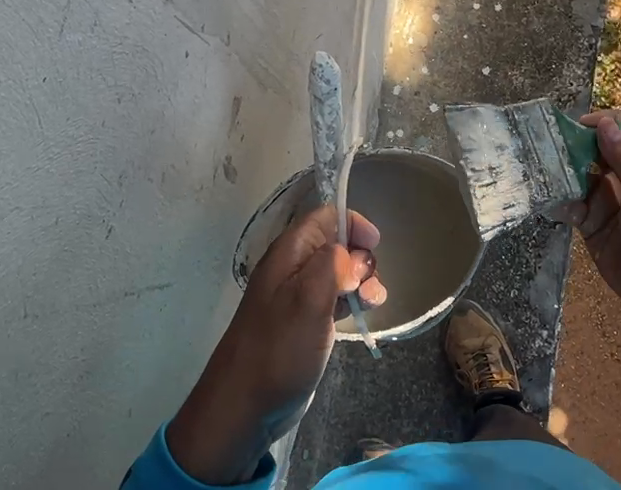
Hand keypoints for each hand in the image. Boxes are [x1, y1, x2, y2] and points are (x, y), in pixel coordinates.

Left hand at [168, 204, 384, 484]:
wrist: (245, 404)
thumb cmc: (278, 348)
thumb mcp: (308, 298)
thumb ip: (332, 264)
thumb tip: (350, 252)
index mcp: (289, 252)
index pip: (325, 216)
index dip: (353, 223)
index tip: (375, 245)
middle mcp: (292, 268)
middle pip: (335, 243)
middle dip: (360, 257)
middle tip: (366, 286)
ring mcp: (297, 297)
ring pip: (338, 273)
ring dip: (361, 282)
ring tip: (372, 303)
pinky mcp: (304, 324)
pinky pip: (334, 300)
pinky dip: (352, 302)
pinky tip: (362, 316)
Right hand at [558, 111, 620, 322]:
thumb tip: (605, 122)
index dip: (607, 122)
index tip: (580, 124)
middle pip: (599, 148)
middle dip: (576, 144)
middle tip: (549, 141)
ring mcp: (609, 198)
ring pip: (580, 173)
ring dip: (562, 170)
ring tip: (541, 166)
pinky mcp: (592, 222)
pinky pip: (572, 203)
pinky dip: (560, 200)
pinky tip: (550, 200)